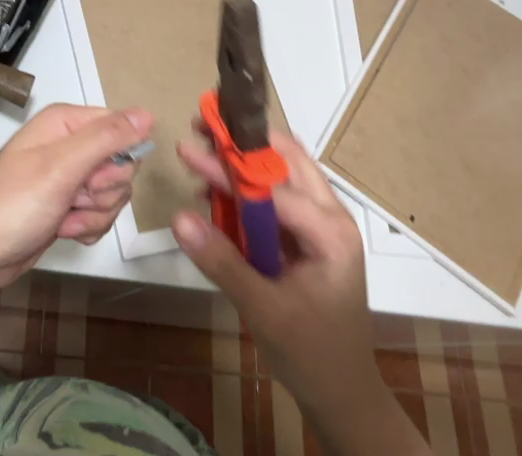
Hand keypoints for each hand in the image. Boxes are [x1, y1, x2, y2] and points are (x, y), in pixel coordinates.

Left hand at [0, 103, 152, 293]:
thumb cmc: (9, 206)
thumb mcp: (59, 168)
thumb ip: (105, 139)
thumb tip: (147, 114)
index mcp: (64, 123)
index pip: (120, 128)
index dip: (116, 158)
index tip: (93, 177)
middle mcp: (68, 145)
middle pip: (120, 164)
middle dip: (104, 191)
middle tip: (73, 198)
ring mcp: (67, 178)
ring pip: (114, 194)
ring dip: (94, 214)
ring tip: (62, 218)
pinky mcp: (67, 207)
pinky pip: (100, 214)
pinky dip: (87, 228)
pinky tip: (63, 231)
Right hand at [174, 125, 377, 418]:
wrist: (343, 393)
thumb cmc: (312, 353)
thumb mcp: (263, 309)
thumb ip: (222, 261)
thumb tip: (179, 218)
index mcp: (330, 232)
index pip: (273, 186)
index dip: (230, 166)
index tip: (191, 146)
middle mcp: (330, 218)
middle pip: (286, 161)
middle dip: (243, 142)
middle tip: (201, 127)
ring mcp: (321, 227)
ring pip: (283, 176)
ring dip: (244, 162)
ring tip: (201, 152)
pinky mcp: (307, 239)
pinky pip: (276, 201)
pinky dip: (246, 190)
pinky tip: (216, 192)